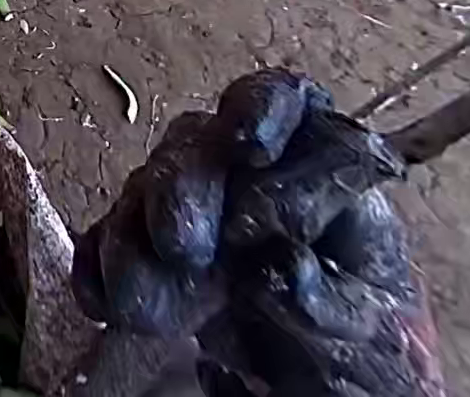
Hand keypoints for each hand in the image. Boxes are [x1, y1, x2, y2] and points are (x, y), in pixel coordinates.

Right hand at [74, 69, 442, 396]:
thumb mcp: (372, 332)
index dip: (263, 108)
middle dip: (182, 189)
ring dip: (134, 237)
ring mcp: (180, 198)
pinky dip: (97, 260)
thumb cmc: (359, 359)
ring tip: (136, 305)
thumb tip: (282, 264)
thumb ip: (334, 294)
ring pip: (146, 185)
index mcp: (312, 169)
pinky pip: (106, 230)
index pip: (287, 101)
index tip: (251, 147)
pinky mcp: (137, 236)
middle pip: (199, 145)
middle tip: (179, 247)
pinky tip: (97, 297)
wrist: (301, 395)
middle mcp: (234, 169)